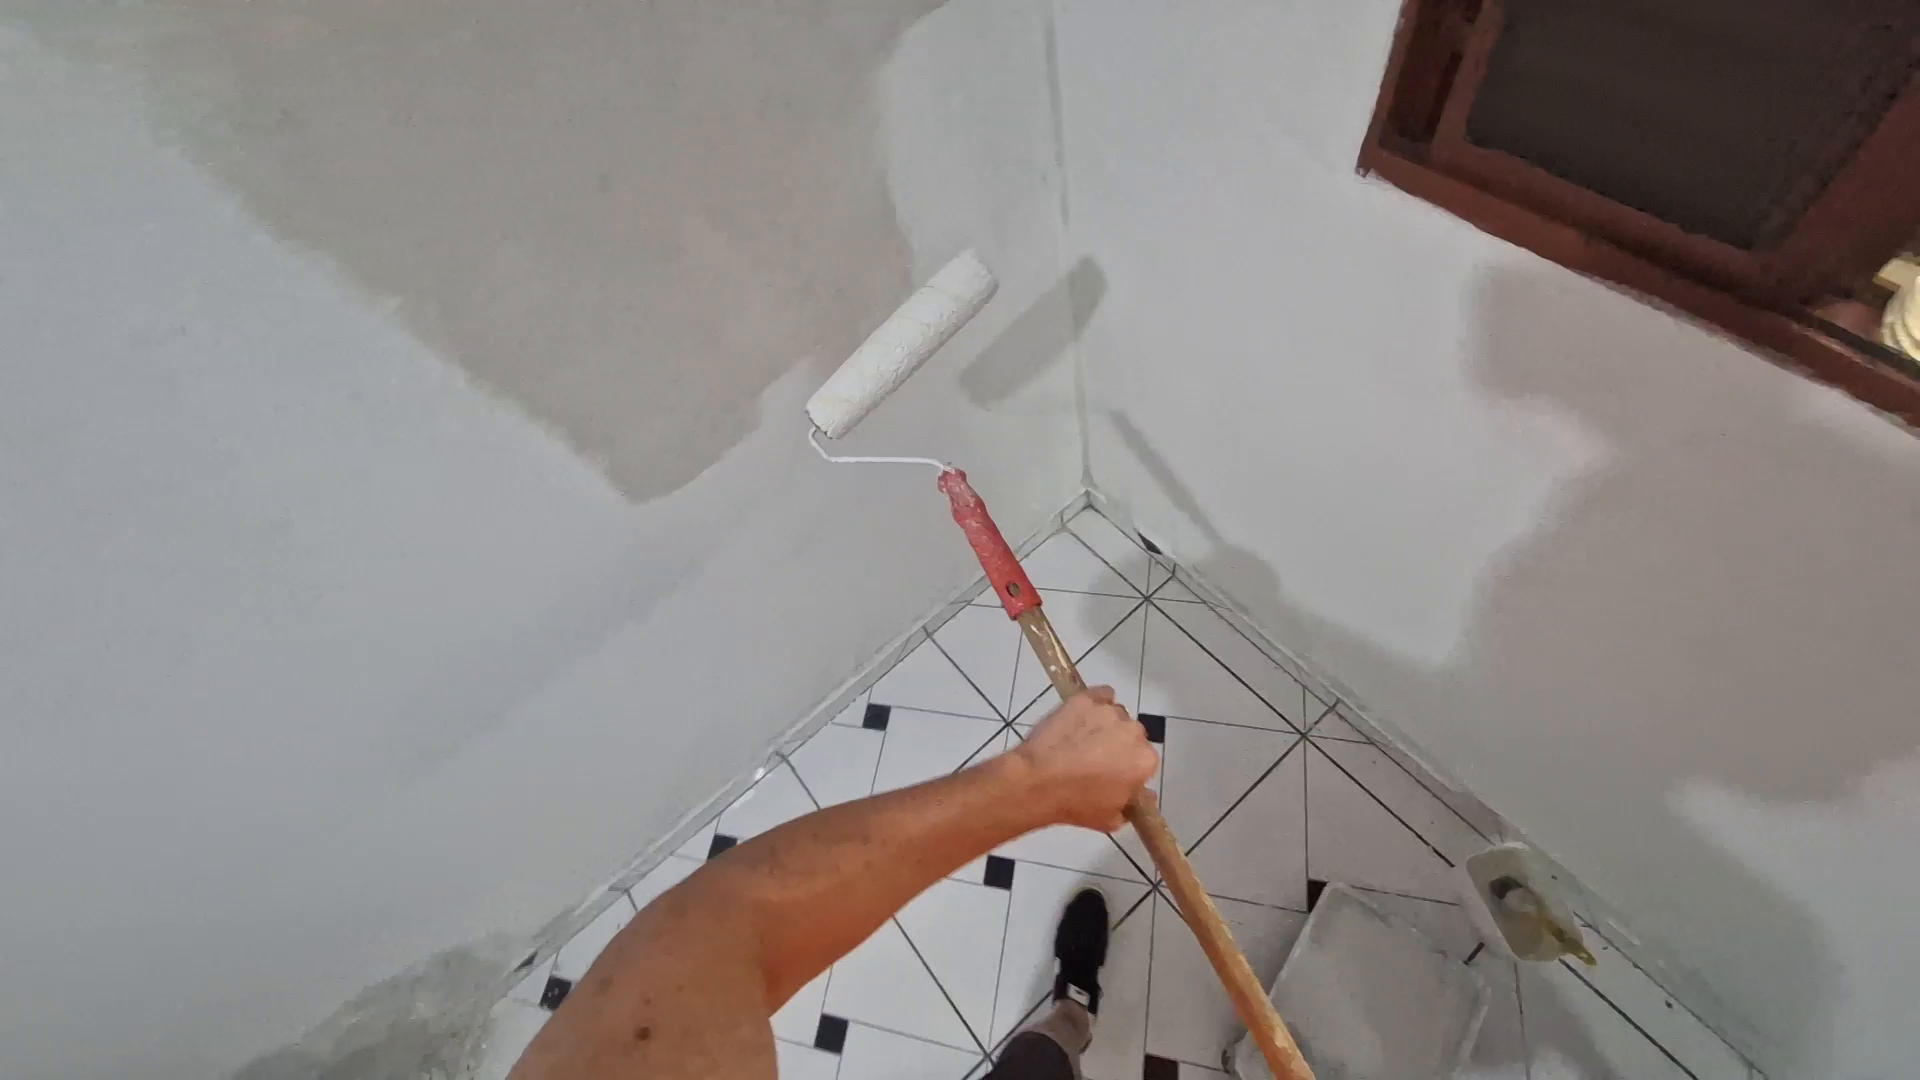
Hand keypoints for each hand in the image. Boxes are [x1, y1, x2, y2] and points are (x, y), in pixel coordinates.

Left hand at [1013, 687, 1159, 830]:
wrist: (1038, 780)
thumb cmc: (1076, 803)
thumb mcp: (1112, 819)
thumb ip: (1133, 805)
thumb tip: (1145, 794)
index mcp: (1144, 761)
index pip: (1146, 761)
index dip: (1130, 768)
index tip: (1114, 774)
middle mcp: (1133, 731)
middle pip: (1132, 735)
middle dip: (1119, 745)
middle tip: (1097, 757)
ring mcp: (1109, 711)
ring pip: (1116, 715)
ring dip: (1106, 724)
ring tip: (1082, 738)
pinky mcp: (1086, 698)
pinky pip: (1102, 694)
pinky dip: (1097, 701)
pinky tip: (1084, 713)